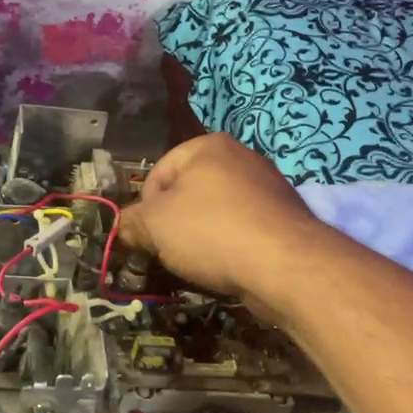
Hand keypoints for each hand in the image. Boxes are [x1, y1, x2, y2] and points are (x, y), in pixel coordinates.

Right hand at [119, 134, 329, 300]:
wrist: (287, 266)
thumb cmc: (212, 232)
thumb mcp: (155, 225)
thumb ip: (133, 222)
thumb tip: (125, 226)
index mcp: (208, 145)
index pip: (160, 172)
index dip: (146, 207)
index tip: (147, 237)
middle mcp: (241, 156)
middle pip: (190, 191)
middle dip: (176, 222)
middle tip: (171, 251)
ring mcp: (269, 186)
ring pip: (218, 211)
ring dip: (204, 236)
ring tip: (202, 263)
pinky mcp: (287, 217)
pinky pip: (245, 228)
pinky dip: (233, 245)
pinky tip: (231, 266)